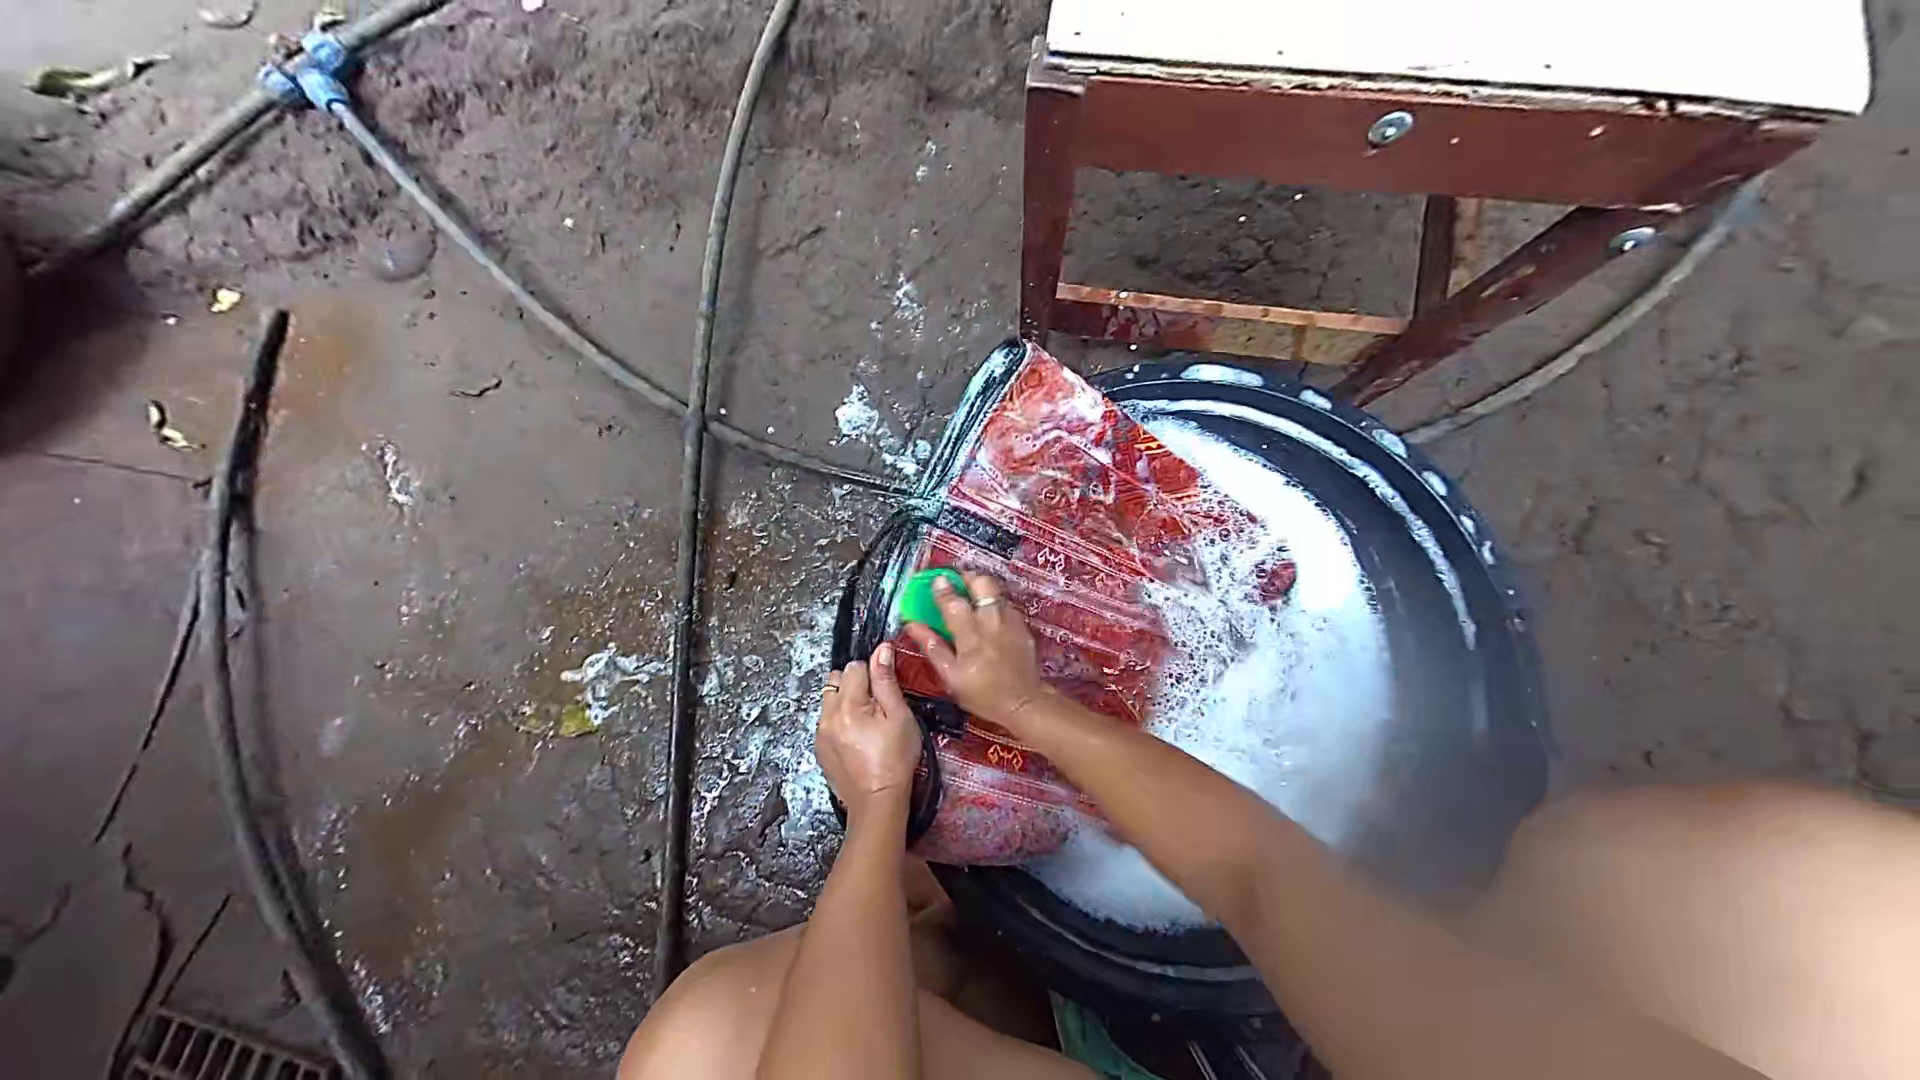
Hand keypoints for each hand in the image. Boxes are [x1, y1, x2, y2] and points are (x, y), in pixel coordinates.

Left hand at [816, 643, 920, 825]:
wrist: (877, 802)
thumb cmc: (895, 759)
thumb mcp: (899, 717)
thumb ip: (887, 681)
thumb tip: (882, 649)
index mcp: (848, 705)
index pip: (854, 667)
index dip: (873, 674)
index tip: (885, 692)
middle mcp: (828, 715)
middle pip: (836, 679)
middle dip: (855, 684)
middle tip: (875, 705)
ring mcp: (820, 732)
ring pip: (829, 699)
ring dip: (845, 701)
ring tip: (866, 722)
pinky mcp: (819, 747)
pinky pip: (826, 720)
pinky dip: (839, 720)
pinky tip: (856, 736)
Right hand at [900, 573, 1053, 728]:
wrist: (1023, 704)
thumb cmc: (983, 693)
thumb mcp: (951, 676)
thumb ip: (932, 647)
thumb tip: (912, 625)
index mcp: (970, 634)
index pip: (953, 601)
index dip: (943, 588)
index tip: (936, 581)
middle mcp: (992, 621)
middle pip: (981, 583)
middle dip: (968, 577)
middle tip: (957, 582)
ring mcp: (1011, 621)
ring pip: (996, 591)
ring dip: (982, 588)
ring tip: (972, 595)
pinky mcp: (1023, 626)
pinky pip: (1007, 605)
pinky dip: (995, 603)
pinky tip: (990, 615)